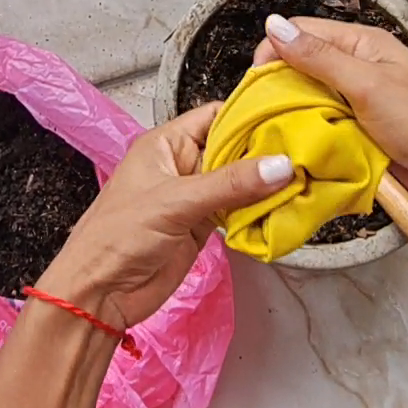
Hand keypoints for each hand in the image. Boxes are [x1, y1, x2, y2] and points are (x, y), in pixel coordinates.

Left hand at [37, 104, 291, 327]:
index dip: (249, 115)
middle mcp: (183, 163)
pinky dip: (259, 210)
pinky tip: (285, 208)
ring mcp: (194, 195)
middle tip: (308, 151)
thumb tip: (280, 165)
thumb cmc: (119, 235)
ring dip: (266, 183)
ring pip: (239, 180)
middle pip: (233, 148)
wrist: (100, 292)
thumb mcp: (176, 202)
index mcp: (167, 142)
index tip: (289, 118)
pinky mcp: (203, 225)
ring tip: (307, 178)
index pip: (215, 115)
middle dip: (265, 152)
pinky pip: (238, 210)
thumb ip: (229, 184)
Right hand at [254, 15, 407, 224]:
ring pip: (307, 100)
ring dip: (293, 114)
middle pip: (300, 66)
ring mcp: (357, 103)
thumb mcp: (368, 85)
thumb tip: (274, 25)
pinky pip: (322, 128)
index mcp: (362, 45)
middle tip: (262, 112)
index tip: (256, 81)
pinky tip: (296, 147)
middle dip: (279, 86)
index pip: (301, 32)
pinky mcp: (358, 133)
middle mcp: (356, 68)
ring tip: (275, 131)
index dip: (274, 50)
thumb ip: (318, 57)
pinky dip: (309, 136)